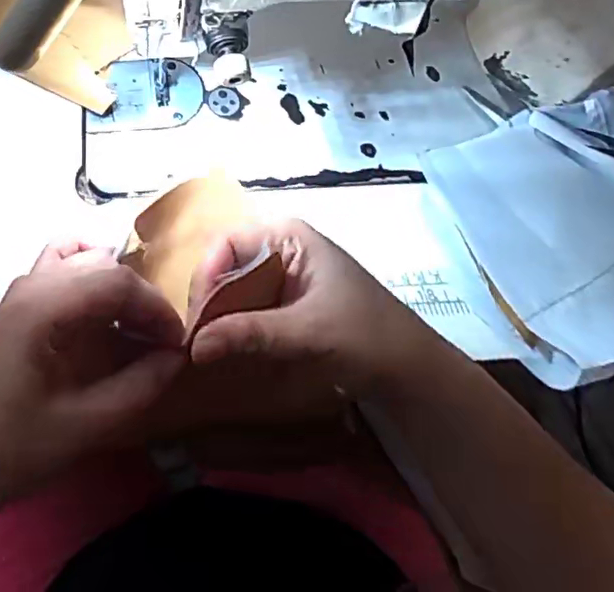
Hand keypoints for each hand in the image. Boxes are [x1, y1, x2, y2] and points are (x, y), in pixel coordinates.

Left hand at [0, 241, 185, 524]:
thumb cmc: (11, 449)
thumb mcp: (84, 426)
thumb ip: (137, 387)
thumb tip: (178, 356)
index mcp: (40, 306)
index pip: (114, 280)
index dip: (155, 307)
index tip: (180, 345)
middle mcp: (29, 284)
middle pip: (98, 264)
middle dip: (138, 296)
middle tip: (162, 342)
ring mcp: (18, 291)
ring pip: (78, 258)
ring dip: (113, 285)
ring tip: (135, 328)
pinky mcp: (16, 307)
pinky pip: (59, 273)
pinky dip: (89, 284)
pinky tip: (103, 321)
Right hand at [187, 220, 449, 399]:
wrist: (418, 378)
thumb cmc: (369, 339)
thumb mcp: (307, 333)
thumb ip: (250, 334)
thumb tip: (194, 346)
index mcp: (287, 235)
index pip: (225, 243)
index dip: (205, 276)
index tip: (197, 317)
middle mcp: (280, 247)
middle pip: (225, 265)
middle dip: (209, 300)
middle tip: (196, 339)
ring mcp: (283, 274)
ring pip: (232, 288)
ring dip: (218, 317)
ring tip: (205, 348)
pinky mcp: (285, 302)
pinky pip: (246, 307)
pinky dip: (233, 327)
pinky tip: (226, 350)